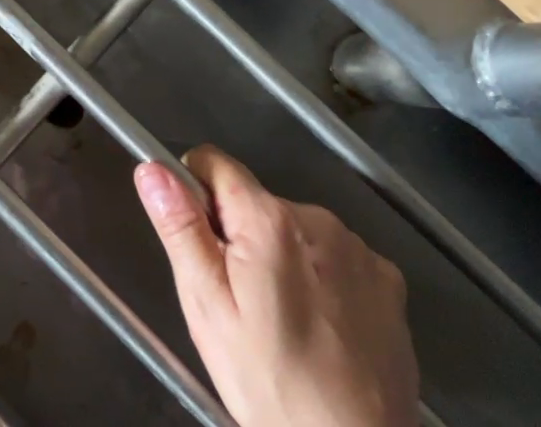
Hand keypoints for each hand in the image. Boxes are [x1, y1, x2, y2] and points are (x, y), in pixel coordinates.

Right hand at [134, 146, 419, 426]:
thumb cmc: (267, 377)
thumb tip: (152, 169)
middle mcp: (320, 221)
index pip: (214, 163)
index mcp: (269, 220)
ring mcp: (361, 252)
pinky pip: (334, 257)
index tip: (198, 242)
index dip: (193, 194)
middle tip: (234, 299)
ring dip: (279, 256)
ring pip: (294, 230)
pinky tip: (317, 326)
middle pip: (255, 202)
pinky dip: (320, 278)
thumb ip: (180, 228)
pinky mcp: (389, 282)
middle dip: (236, 235)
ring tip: (277, 319)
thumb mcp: (205, 303)